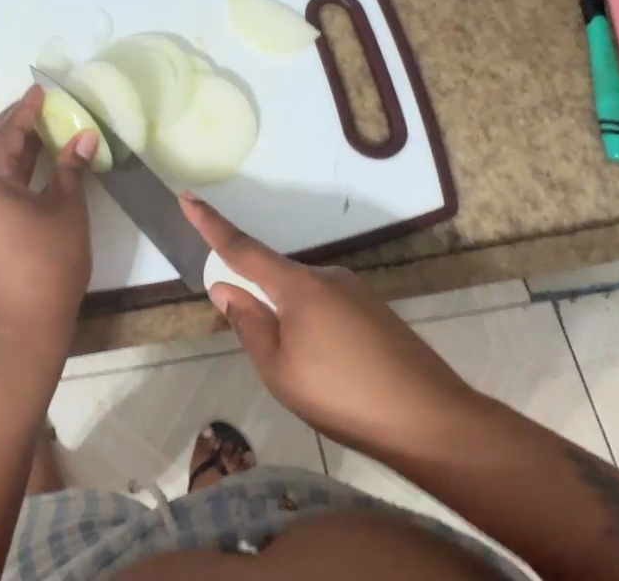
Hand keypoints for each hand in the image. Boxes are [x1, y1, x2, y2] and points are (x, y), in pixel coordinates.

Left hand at [0, 86, 97, 349]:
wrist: (26, 324)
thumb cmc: (50, 262)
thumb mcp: (66, 210)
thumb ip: (70, 168)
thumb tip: (84, 136)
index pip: (7, 136)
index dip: (25, 111)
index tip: (40, 90)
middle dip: (10, 125)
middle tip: (34, 106)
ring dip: (7, 148)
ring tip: (34, 131)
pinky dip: (6, 171)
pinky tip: (28, 168)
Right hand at [181, 194, 484, 450]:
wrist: (432, 421)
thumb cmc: (343, 396)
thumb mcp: (278, 369)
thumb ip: (247, 324)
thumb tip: (226, 288)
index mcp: (297, 286)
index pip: (242, 248)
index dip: (211, 224)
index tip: (186, 196)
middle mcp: (327, 277)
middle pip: (275, 277)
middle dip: (261, 304)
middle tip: (273, 357)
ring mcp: (356, 292)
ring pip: (303, 297)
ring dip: (291, 323)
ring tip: (312, 379)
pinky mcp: (376, 312)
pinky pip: (328, 309)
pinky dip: (316, 331)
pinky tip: (334, 373)